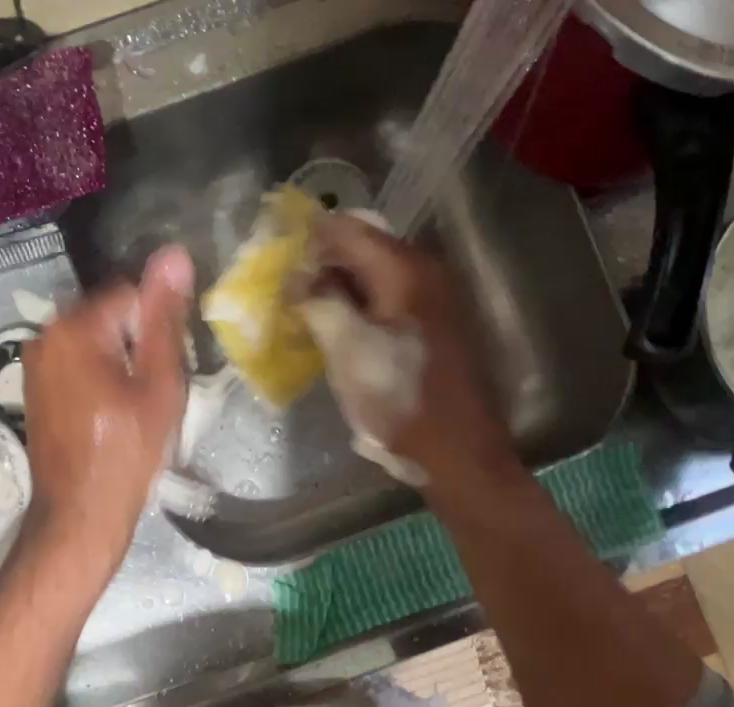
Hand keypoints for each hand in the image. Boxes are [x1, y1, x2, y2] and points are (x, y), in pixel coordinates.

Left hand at [19, 244, 193, 570]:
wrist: (79, 516)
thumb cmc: (126, 455)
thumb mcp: (158, 385)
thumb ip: (165, 319)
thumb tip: (174, 255)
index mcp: (74, 328)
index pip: (131, 294)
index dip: (158, 329)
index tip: (167, 370)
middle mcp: (45, 336)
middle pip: (109, 317)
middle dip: (137, 345)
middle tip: (154, 393)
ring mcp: (35, 365)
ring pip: (94, 344)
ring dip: (119, 365)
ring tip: (135, 410)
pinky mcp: (35, 391)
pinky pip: (77, 368)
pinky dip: (99, 382)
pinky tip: (112, 418)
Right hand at [308, 215, 514, 481]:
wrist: (455, 449)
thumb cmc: (398, 397)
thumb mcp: (347, 348)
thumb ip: (318, 302)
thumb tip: (297, 276)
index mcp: (405, 269)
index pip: (348, 230)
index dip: (310, 240)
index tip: (278, 261)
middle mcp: (426, 272)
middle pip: (366, 249)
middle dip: (324, 264)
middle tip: (288, 290)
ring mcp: (436, 299)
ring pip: (378, 276)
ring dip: (342, 288)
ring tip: (308, 312)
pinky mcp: (436, 328)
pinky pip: (391, 300)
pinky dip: (362, 307)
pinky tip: (341, 332)